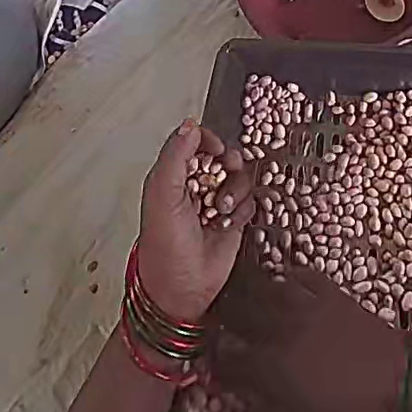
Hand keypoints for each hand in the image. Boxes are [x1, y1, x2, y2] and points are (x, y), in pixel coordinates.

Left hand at [135, 120, 255, 320]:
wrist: (181, 287)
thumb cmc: (164, 242)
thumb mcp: (162, 193)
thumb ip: (175, 156)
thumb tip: (190, 125)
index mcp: (174, 174)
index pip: (196, 142)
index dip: (209, 142)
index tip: (215, 150)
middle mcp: (196, 185)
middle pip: (223, 156)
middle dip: (227, 165)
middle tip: (222, 177)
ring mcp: (216, 202)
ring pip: (240, 177)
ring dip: (234, 191)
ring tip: (219, 209)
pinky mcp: (233, 220)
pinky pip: (249, 202)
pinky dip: (242, 210)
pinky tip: (227, 224)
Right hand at [210, 263, 405, 411]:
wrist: (404, 382)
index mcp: (272, 367)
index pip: (227, 358)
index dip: (213, 358)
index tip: (210, 359)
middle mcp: (281, 329)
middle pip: (236, 312)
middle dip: (221, 316)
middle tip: (215, 318)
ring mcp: (305, 306)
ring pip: (263, 286)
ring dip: (247, 290)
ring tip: (240, 292)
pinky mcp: (328, 292)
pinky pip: (299, 275)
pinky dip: (287, 276)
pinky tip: (282, 282)